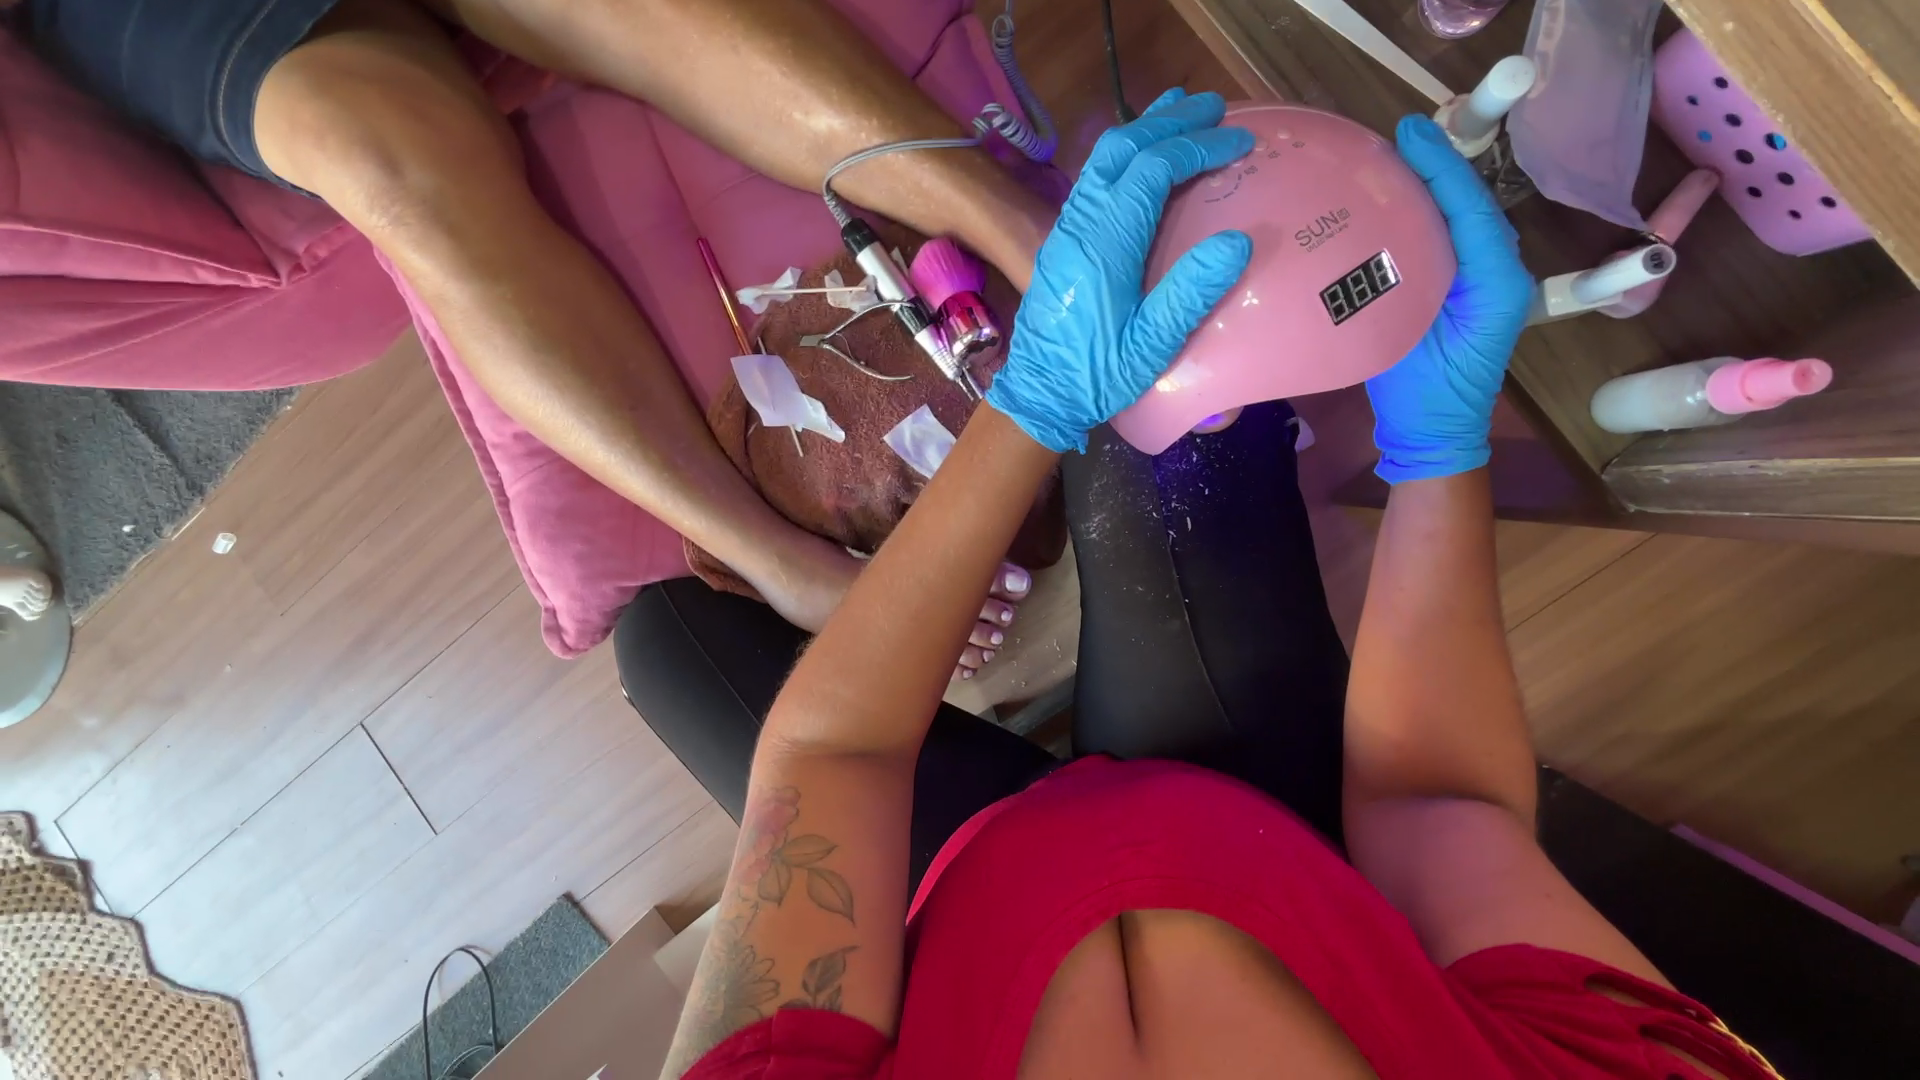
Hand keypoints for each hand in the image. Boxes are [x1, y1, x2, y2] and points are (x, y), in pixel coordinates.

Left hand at [987, 88, 1254, 452]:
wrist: (1038, 395)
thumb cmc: (1095, 377)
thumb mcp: (1150, 346)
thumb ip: (1190, 294)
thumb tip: (1237, 241)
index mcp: (1104, 246)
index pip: (1151, 170)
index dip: (1196, 147)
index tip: (1238, 142)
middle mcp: (1079, 228)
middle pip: (1120, 150)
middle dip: (1168, 122)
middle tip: (1213, 105)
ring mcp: (1065, 234)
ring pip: (1100, 163)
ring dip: (1141, 132)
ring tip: (1179, 114)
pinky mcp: (1061, 246)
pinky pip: (1092, 184)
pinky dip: (1123, 159)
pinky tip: (1142, 164)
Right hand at [1366, 115, 1534, 482]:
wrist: (1434, 435)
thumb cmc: (1423, 397)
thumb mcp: (1408, 342)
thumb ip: (1403, 289)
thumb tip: (1374, 237)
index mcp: (1495, 282)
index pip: (1470, 210)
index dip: (1440, 169)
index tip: (1408, 134)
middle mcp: (1497, 272)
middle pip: (1469, 206)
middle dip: (1439, 167)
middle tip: (1397, 137)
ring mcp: (1480, 282)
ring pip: (1458, 221)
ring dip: (1429, 188)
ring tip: (1392, 161)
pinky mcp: (1458, 291)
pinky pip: (1444, 243)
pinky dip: (1421, 218)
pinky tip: (1390, 206)